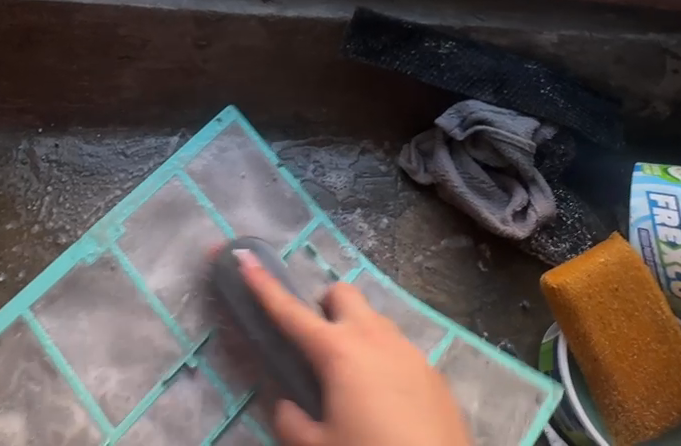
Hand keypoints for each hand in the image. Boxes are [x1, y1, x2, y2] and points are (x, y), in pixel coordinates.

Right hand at [235, 250, 469, 445]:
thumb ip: (293, 423)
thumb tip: (287, 406)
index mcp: (337, 352)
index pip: (289, 311)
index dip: (264, 285)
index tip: (245, 257)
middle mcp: (372, 338)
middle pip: (342, 294)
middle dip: (326, 307)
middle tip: (319, 346)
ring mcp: (409, 352)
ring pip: (375, 321)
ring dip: (357, 335)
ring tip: (355, 383)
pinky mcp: (435, 374)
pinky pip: (400, 351)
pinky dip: (384, 362)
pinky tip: (388, 405)